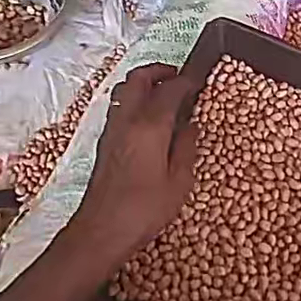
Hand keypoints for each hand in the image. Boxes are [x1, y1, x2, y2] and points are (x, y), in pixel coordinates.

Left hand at [70, 63, 201, 254]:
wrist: (101, 230)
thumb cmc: (144, 209)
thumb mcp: (179, 181)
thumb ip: (186, 147)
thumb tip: (191, 124)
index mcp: (149, 127)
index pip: (169, 90)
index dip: (186, 81)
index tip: (199, 80)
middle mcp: (127, 121)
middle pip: (138, 78)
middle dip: (159, 71)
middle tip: (179, 77)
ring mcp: (112, 130)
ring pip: (125, 90)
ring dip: (145, 83)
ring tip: (165, 94)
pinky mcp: (105, 142)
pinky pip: (120, 107)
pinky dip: (136, 100)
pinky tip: (150, 118)